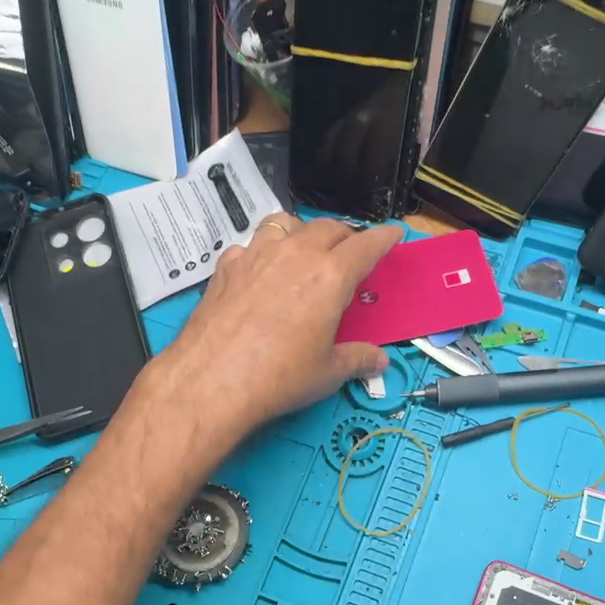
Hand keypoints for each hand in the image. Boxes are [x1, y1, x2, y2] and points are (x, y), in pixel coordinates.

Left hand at [148, 213, 402, 433]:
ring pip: (287, 224)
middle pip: (328, 228)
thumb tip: (378, 361)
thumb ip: (356, 360)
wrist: (212, 380)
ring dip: (303, 232)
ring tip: (305, 250)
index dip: (383, 238)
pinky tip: (261, 271)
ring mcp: (257, 254)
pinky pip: (251, 245)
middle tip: (351, 253)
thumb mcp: (327, 373)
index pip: (366, 245)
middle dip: (346, 236)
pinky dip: (264, 251)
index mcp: (331, 276)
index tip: (393, 234)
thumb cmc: (279, 377)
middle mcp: (295, 254)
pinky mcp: (227, 266)